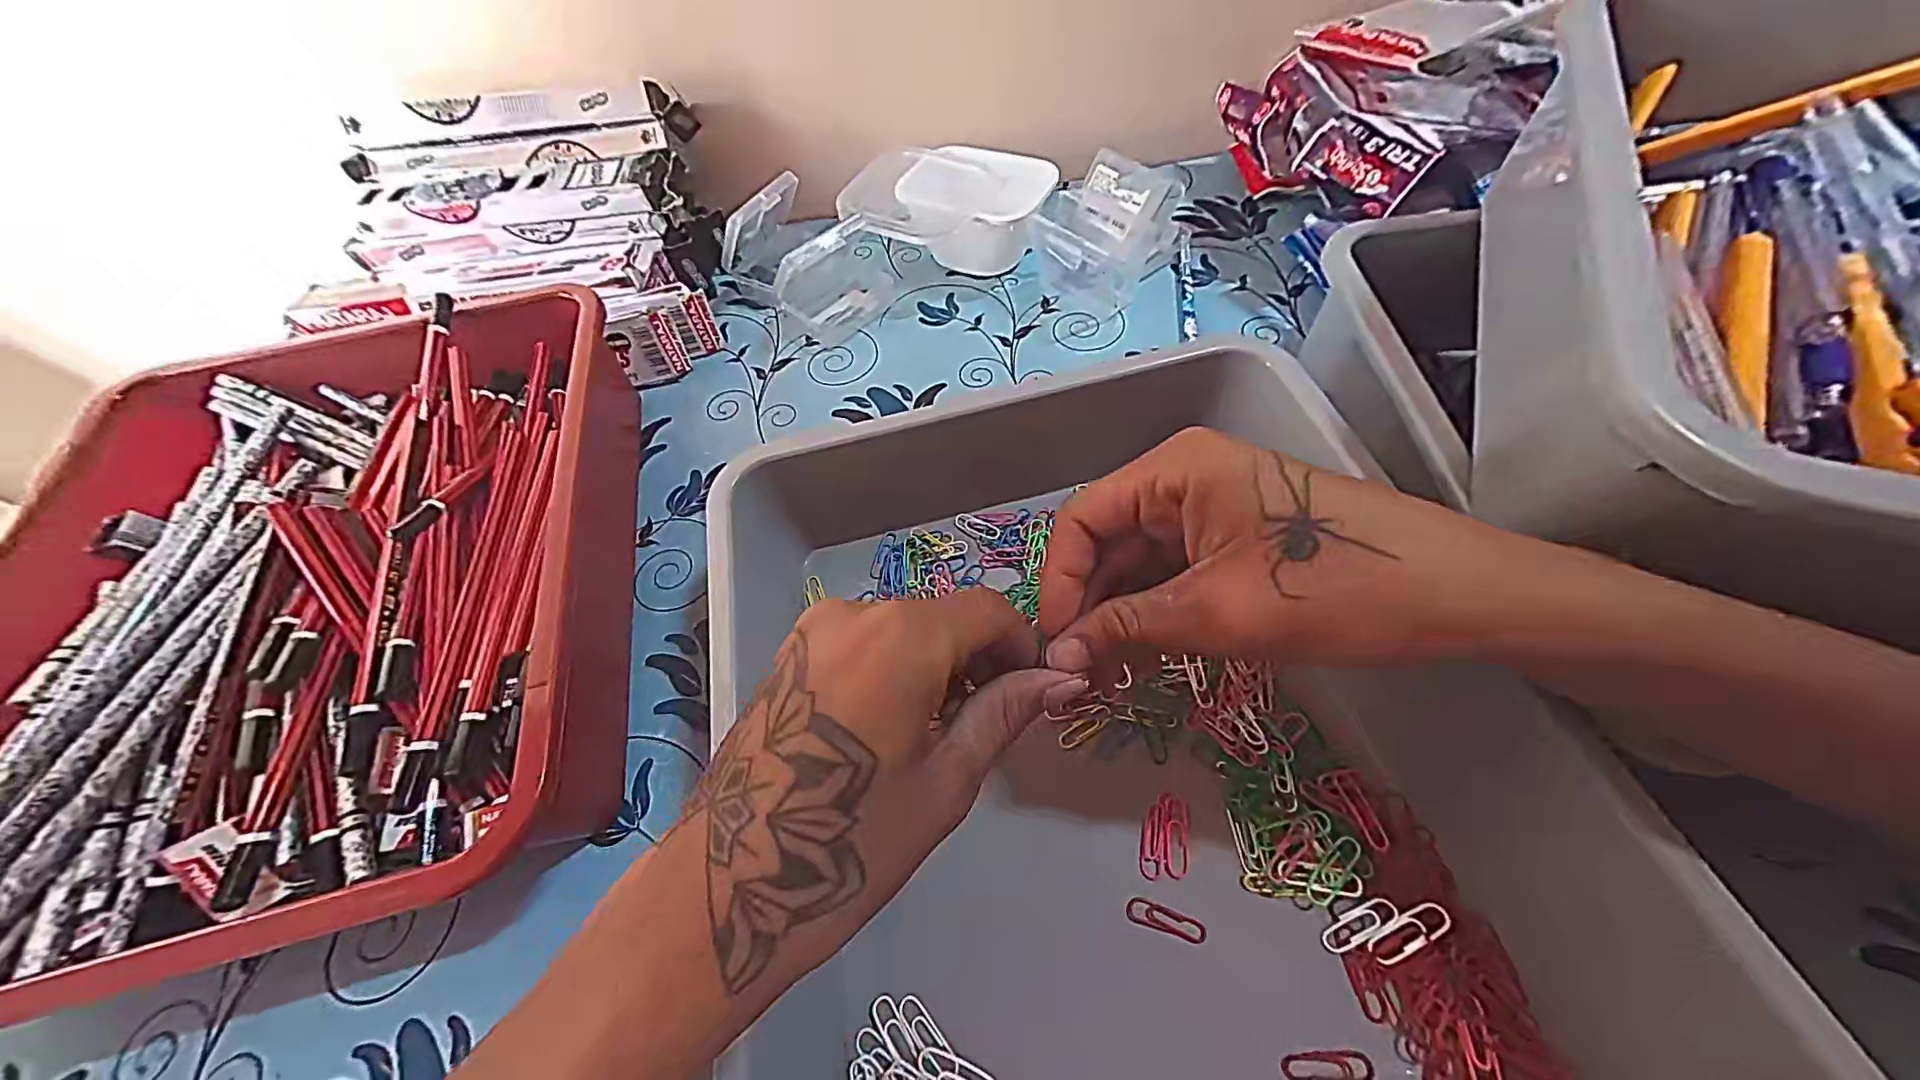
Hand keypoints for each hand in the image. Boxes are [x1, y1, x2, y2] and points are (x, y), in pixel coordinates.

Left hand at [693, 589, 1085, 996]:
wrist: (726, 885)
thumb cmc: (852, 840)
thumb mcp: (946, 780)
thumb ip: (1002, 713)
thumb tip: (1061, 678)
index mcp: (903, 634)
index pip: (988, 609)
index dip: (1021, 645)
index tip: (1033, 691)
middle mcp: (856, 612)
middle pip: (943, 617)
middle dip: (978, 660)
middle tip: (987, 724)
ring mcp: (814, 630)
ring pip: (903, 629)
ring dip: (936, 666)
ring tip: (935, 735)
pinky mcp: (789, 654)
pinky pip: (864, 642)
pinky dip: (894, 668)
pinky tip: (889, 727)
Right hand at [1037, 427, 1563, 675]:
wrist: (1461, 596)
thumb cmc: (1338, 589)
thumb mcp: (1215, 613)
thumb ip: (1123, 629)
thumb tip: (1057, 659)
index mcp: (1174, 469)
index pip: (1081, 520)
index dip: (1059, 584)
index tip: (1055, 645)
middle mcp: (1183, 478)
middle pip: (1107, 543)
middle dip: (1088, 608)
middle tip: (1075, 674)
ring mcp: (1209, 508)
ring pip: (1137, 564)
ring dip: (1117, 618)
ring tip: (1102, 677)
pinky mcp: (1231, 539)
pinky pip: (1171, 574)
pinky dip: (1152, 616)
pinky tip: (1139, 658)